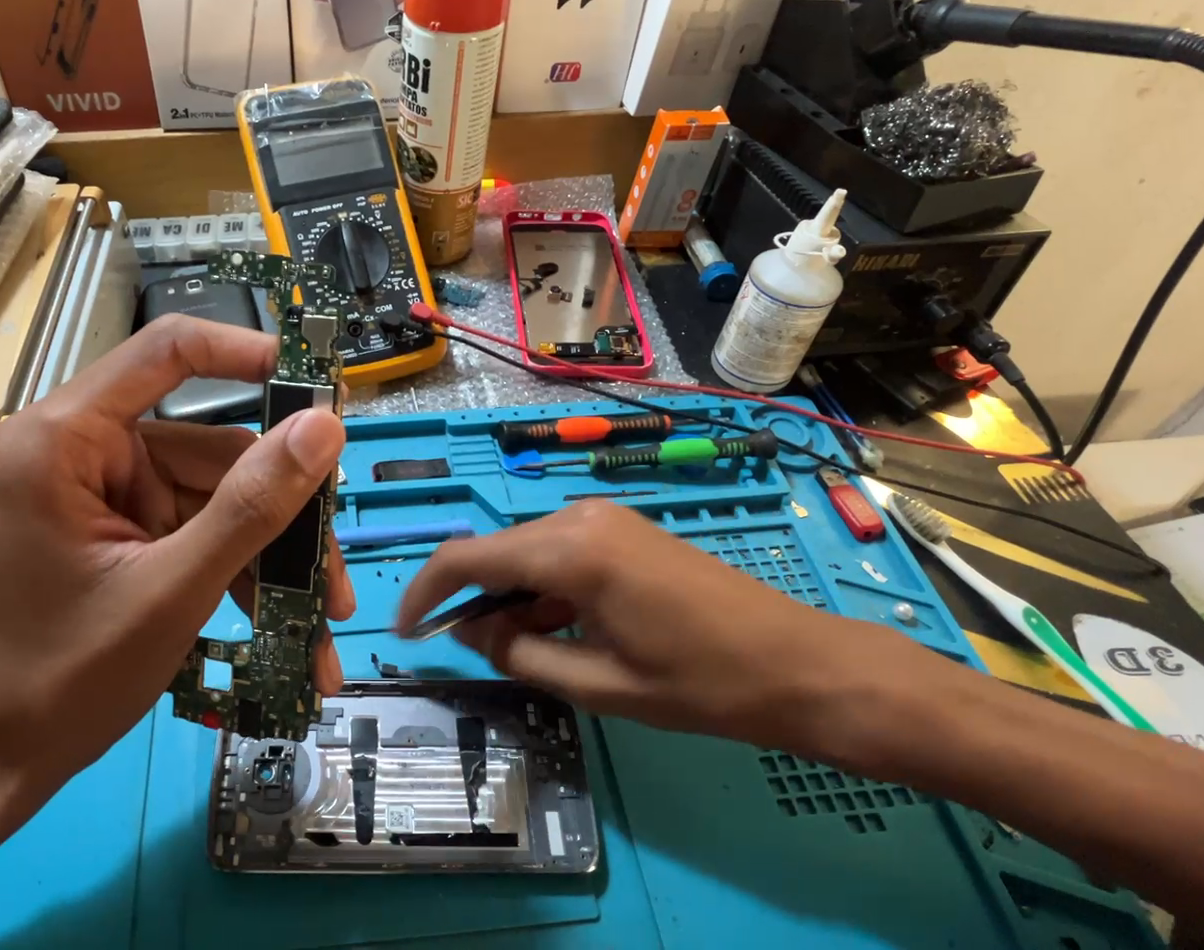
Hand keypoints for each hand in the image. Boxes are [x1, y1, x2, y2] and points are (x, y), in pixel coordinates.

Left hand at [0, 316, 353, 810]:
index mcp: (66, 440)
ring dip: (278, 555)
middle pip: (216, 447)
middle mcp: (89, 450)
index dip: (246, 353)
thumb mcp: (173, 590)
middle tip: (336, 569)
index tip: (319, 386)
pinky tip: (292, 626)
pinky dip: (250, 570)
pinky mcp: (133, 529)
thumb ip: (251, 506)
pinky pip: (209, 528)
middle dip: (283, 512)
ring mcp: (114, 492)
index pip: (166, 352)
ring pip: (224, 494)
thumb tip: (324, 427)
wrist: (11, 762)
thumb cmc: (69, 677)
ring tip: (326, 617)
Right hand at [395, 500, 893, 748]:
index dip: (424, 591)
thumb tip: (469, 632)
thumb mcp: (598, 684)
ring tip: (508, 651)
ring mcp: (605, 519)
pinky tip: (548, 629)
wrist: (799, 663)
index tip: (404, 630)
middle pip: (495, 551)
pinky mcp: (623, 531)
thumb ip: (519, 654)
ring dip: (507, 597)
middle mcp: (579, 517)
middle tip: (461, 652)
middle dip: (469, 599)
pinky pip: (560, 553)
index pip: (466, 557)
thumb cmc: (701, 685)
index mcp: (570, 550)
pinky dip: (541, 589)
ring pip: (526, 553)